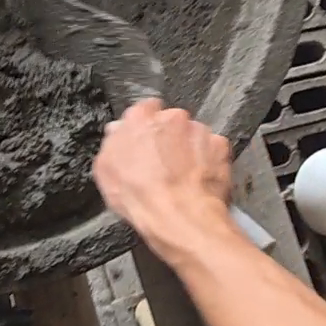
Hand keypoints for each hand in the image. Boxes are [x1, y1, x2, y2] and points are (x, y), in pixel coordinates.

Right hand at [93, 99, 233, 254]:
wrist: (178, 216)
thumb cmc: (141, 197)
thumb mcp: (106, 171)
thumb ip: (113, 142)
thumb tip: (117, 132)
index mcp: (140, 120)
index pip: (144, 109)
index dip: (145, 126)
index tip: (147, 140)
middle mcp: (171, 118)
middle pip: (171, 121)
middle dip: (169, 137)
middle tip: (164, 163)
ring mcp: (198, 130)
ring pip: (194, 134)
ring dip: (190, 149)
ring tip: (183, 176)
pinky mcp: (219, 145)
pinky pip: (213, 148)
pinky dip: (208, 160)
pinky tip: (199, 179)